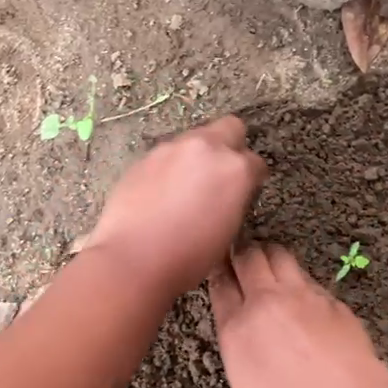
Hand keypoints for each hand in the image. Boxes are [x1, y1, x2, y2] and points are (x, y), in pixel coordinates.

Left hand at [82, 116, 267, 297]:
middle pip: (230, 127)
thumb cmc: (188, 256)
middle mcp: (206, 148)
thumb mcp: (228, 230)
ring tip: (185, 188)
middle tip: (220, 175)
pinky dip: (170, 167)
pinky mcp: (144, 156)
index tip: (244, 191)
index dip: (252, 178)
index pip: (255, 162)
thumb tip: (229, 192)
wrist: (132, 259)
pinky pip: (167, 154)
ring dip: (197, 156)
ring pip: (195, 139)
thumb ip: (234, 198)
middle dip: (231, 146)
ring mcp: (172, 148)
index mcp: (235, 169)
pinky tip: (161, 194)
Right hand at [208, 243, 387, 387]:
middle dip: (242, 252)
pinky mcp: (329, 298)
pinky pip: (307, 277)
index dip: (218, 270)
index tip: (219, 265)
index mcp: (238, 327)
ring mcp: (302, 295)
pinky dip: (297, 278)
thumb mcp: (246, 384)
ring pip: (279, 255)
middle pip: (248, 257)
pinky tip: (301, 295)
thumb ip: (238, 343)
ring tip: (269, 263)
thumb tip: (240, 324)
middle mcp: (267, 301)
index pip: (221, 283)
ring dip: (270, 255)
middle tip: (241, 255)